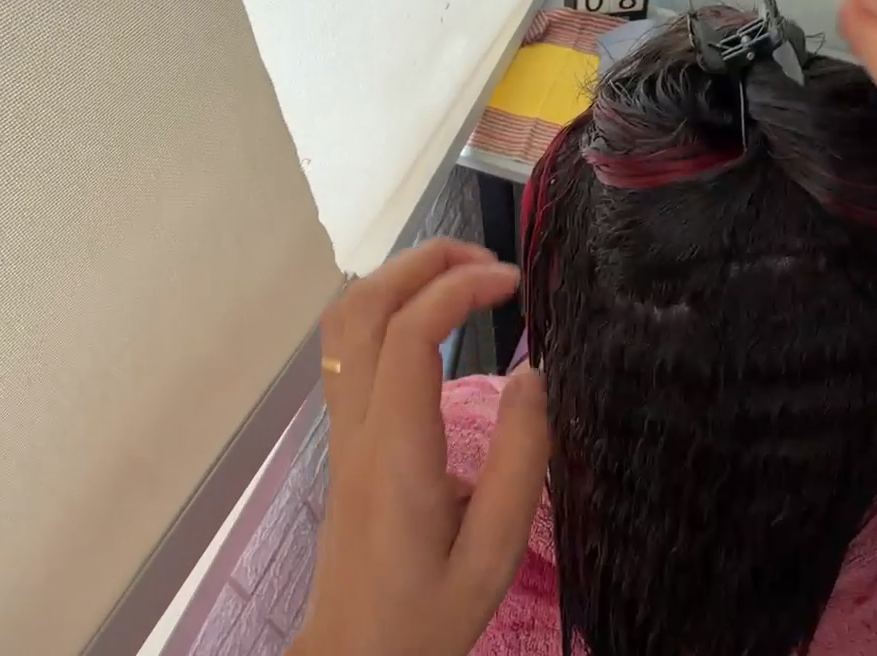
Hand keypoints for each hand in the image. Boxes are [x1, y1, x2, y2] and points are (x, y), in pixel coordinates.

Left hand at [290, 240, 547, 655]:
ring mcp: (342, 425)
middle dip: (425, 261)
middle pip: (362, 306)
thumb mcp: (494, 552)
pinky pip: (348, 343)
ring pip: (345, 319)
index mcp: (395, 452)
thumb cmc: (427, 615)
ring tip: (463, 275)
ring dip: (402, 276)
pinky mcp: (344, 432)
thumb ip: (522, 459)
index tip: (513, 283)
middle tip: (490, 263)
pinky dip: (388, 303)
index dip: (459, 288)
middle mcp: (358, 425)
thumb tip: (534, 371)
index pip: (408, 335)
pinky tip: (431, 315)